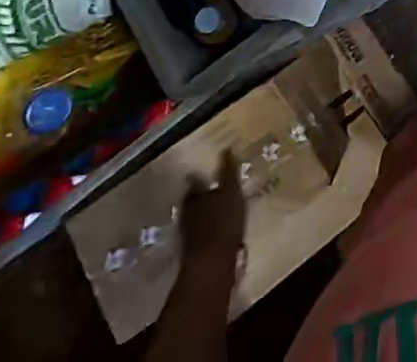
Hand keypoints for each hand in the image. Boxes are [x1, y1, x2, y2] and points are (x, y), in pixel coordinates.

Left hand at [180, 151, 246, 266]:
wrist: (212, 269)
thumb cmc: (222, 224)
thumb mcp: (231, 192)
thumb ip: (228, 171)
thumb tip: (228, 148)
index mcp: (192, 196)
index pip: (195, 181)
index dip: (203, 176)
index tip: (213, 172)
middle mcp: (186, 214)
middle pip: (195, 201)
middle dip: (206, 196)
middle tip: (222, 192)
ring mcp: (189, 236)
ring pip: (200, 220)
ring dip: (210, 216)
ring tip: (227, 214)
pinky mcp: (196, 255)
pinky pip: (206, 237)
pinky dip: (214, 233)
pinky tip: (227, 235)